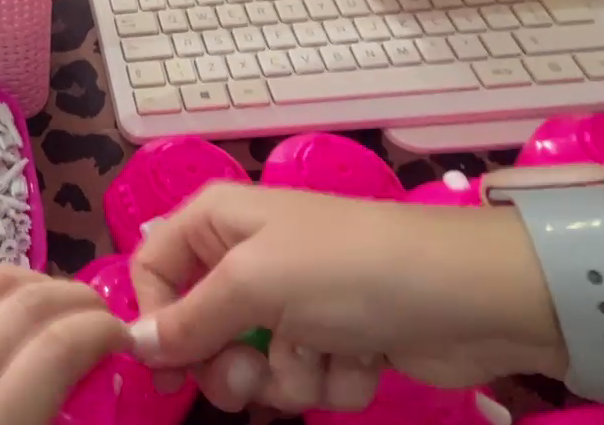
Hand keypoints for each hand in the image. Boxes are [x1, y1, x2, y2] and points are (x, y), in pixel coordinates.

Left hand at [0, 266, 130, 424]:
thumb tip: (97, 405)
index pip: (53, 352)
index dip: (100, 333)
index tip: (127, 340)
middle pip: (25, 307)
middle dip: (79, 300)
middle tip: (108, 316)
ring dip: (41, 284)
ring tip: (70, 304)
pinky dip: (0, 291)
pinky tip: (18, 308)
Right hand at [127, 182, 565, 412]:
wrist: (469, 297)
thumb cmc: (343, 270)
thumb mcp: (252, 285)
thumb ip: (188, 319)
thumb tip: (134, 343)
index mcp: (214, 223)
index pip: (153, 270)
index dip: (155, 320)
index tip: (168, 372)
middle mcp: (244, 258)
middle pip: (199, 328)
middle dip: (230, 362)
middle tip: (254, 375)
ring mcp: (290, 301)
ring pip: (253, 363)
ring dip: (289, 375)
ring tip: (324, 358)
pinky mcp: (331, 339)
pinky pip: (303, 377)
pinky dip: (331, 379)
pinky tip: (363, 357)